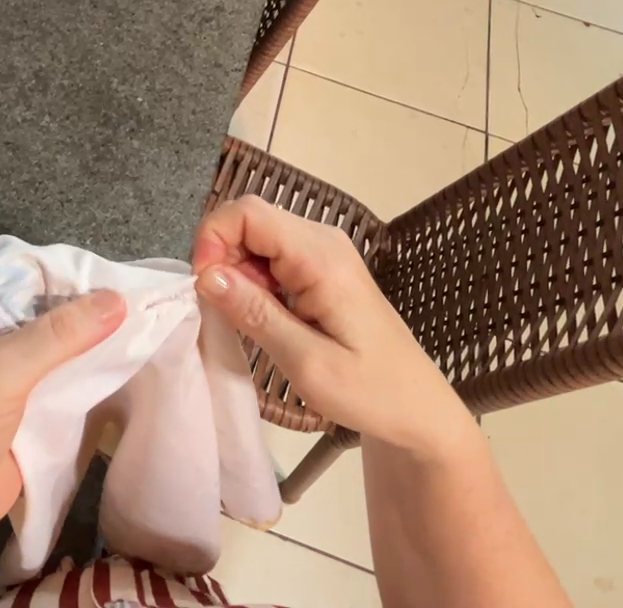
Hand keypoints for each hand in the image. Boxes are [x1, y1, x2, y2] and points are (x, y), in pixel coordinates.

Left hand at [0, 291, 127, 574]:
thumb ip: (57, 335)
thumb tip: (119, 299)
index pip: (32, 274)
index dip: (77, 273)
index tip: (127, 274)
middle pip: (54, 308)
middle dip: (95, 306)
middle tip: (149, 299)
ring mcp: (17, 371)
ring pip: (67, 343)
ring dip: (101, 338)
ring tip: (151, 324)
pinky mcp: (34, 406)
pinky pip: (71, 378)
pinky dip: (97, 371)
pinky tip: (132, 359)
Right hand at [191, 197, 476, 458]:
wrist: (418, 409)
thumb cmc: (370, 392)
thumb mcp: (307, 363)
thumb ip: (255, 314)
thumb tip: (205, 275)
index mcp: (321, 256)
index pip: (248, 212)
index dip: (213, 238)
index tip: (204, 287)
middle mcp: (321, 240)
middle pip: (249, 220)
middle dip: (221, 257)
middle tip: (223, 310)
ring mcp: (322, 251)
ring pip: (255, 237)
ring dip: (235, 271)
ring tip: (245, 319)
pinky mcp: (319, 266)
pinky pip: (269, 255)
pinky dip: (251, 280)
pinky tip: (262, 316)